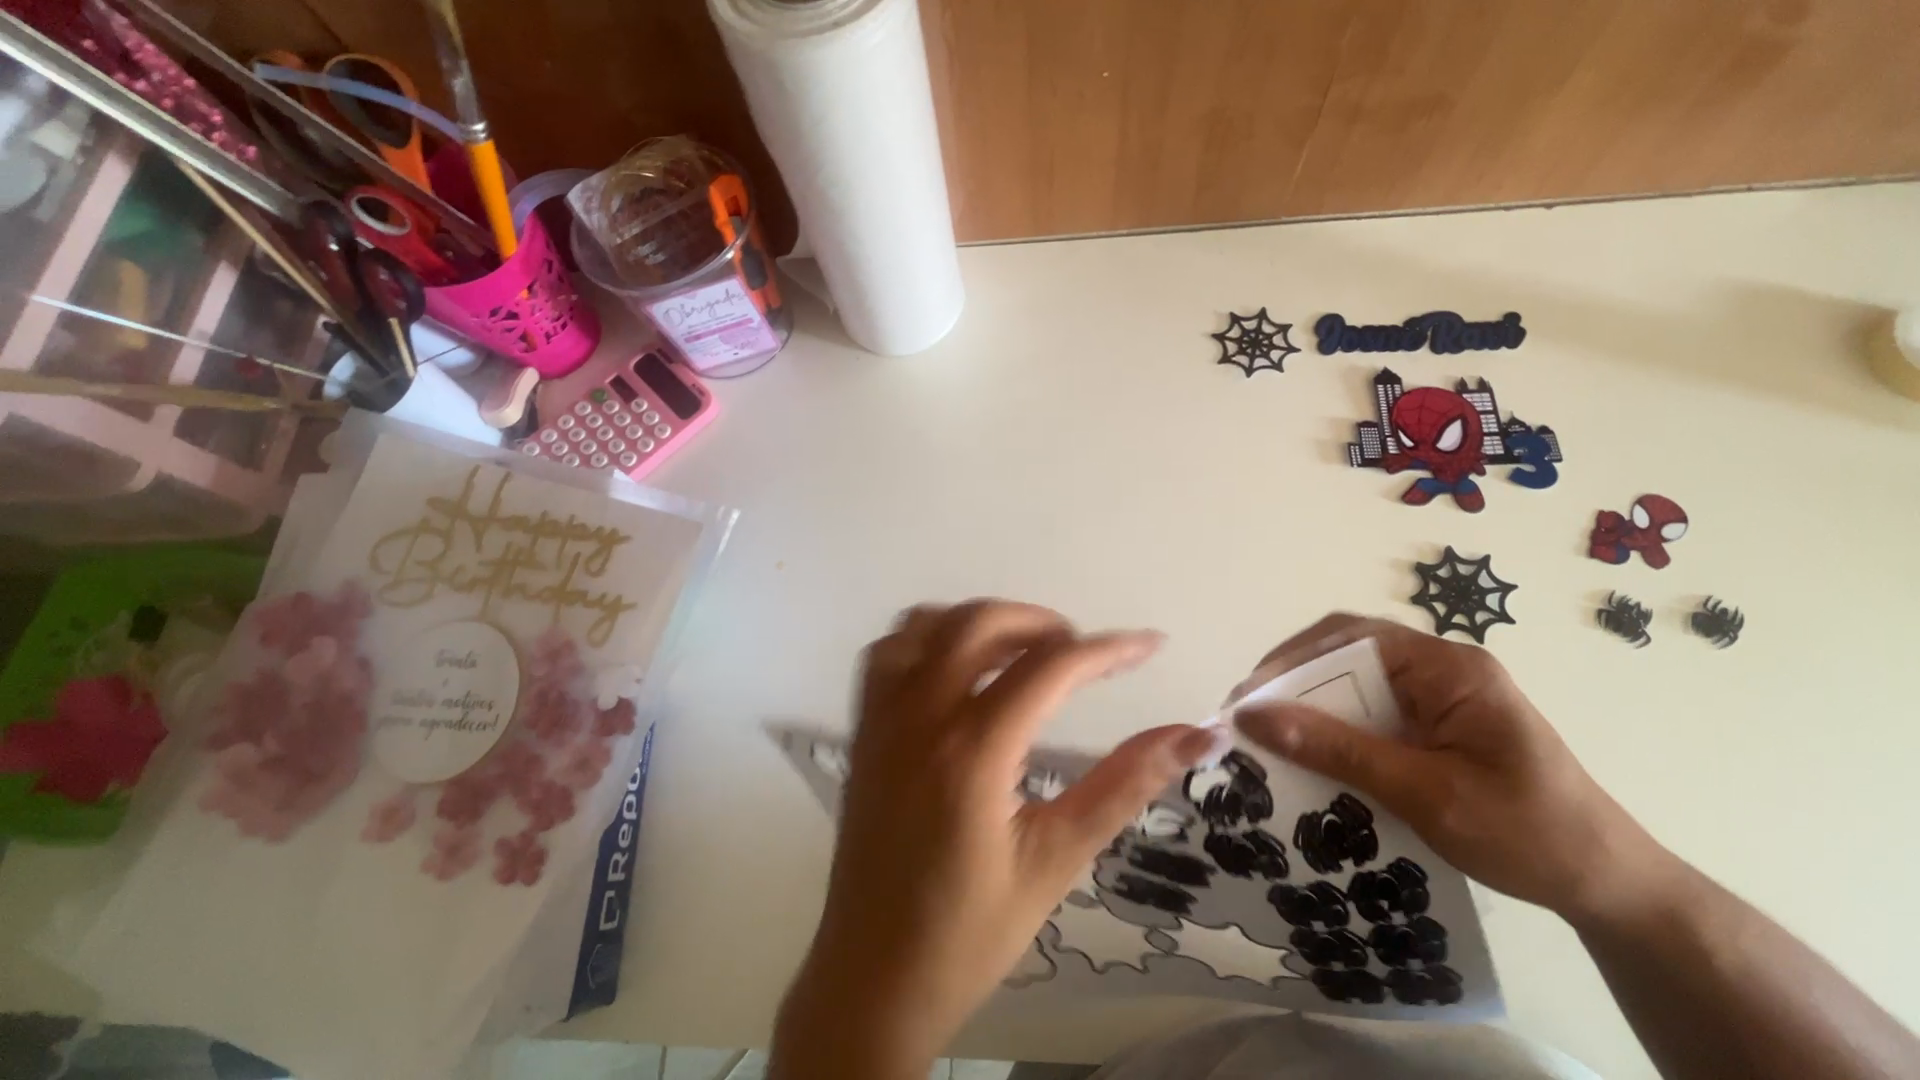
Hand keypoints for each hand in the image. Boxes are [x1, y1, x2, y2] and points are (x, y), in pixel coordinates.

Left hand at [773, 601, 1229, 1079]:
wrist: (876, 977)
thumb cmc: (972, 931)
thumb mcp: (1057, 859)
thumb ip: (1123, 785)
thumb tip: (1195, 735)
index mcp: (972, 752)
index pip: (1048, 667)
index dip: (1107, 649)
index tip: (1148, 646)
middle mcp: (919, 719)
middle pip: (980, 624)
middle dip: (1042, 623)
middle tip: (1084, 655)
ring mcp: (880, 722)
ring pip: (926, 626)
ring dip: (980, 622)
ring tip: (1024, 655)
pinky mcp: (862, 735)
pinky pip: (887, 655)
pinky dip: (928, 639)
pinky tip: (959, 670)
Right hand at [1230, 614, 1677, 923]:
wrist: (1608, 883)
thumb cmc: (1525, 833)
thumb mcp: (1425, 794)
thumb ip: (1341, 751)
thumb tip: (1257, 717)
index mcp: (1450, 669)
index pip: (1351, 637)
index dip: (1291, 661)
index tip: (1248, 700)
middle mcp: (1444, 670)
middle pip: (1349, 656)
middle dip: (1294, 686)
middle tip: (1248, 726)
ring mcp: (1443, 699)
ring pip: (1357, 687)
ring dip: (1313, 713)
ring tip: (1269, 745)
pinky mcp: (1440, 728)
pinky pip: (1375, 716)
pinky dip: (1338, 734)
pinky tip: (1314, 763)